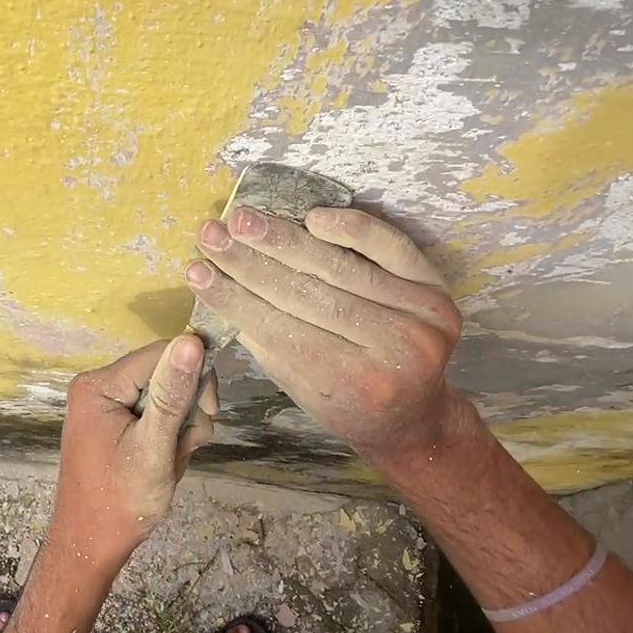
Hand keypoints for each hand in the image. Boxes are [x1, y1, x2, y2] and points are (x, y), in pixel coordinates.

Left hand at [46, 337, 216, 567]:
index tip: (208, 413)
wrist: (92, 546)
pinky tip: (165, 461)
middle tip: (184, 445)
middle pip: (165, 372)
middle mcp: (99, 386)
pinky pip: (155, 413)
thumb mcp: (154, 447)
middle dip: (186, 408)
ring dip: (181, 427)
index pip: (161, 354)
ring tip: (171, 460)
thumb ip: (172, 394)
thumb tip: (192, 340)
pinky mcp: (115, 422)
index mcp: (99, 385)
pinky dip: (169, 436)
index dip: (192, 376)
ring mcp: (106, 405)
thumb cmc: (120, 501)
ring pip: (167, 395)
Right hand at [185, 206, 467, 464]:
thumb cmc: (344, 404)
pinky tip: (311, 216)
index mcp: (353, 385)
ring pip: (338, 266)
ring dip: (282, 238)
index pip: (278, 329)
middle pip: (305, 293)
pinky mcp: (438, 291)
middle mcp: (394, 351)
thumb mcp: (297, 387)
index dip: (232, 297)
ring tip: (242, 219)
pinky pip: (390, 246)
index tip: (195, 270)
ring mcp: (421, 318)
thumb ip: (265, 339)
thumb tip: (219, 282)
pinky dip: (350, 227)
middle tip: (211, 234)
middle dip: (249, 261)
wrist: (414, 416)